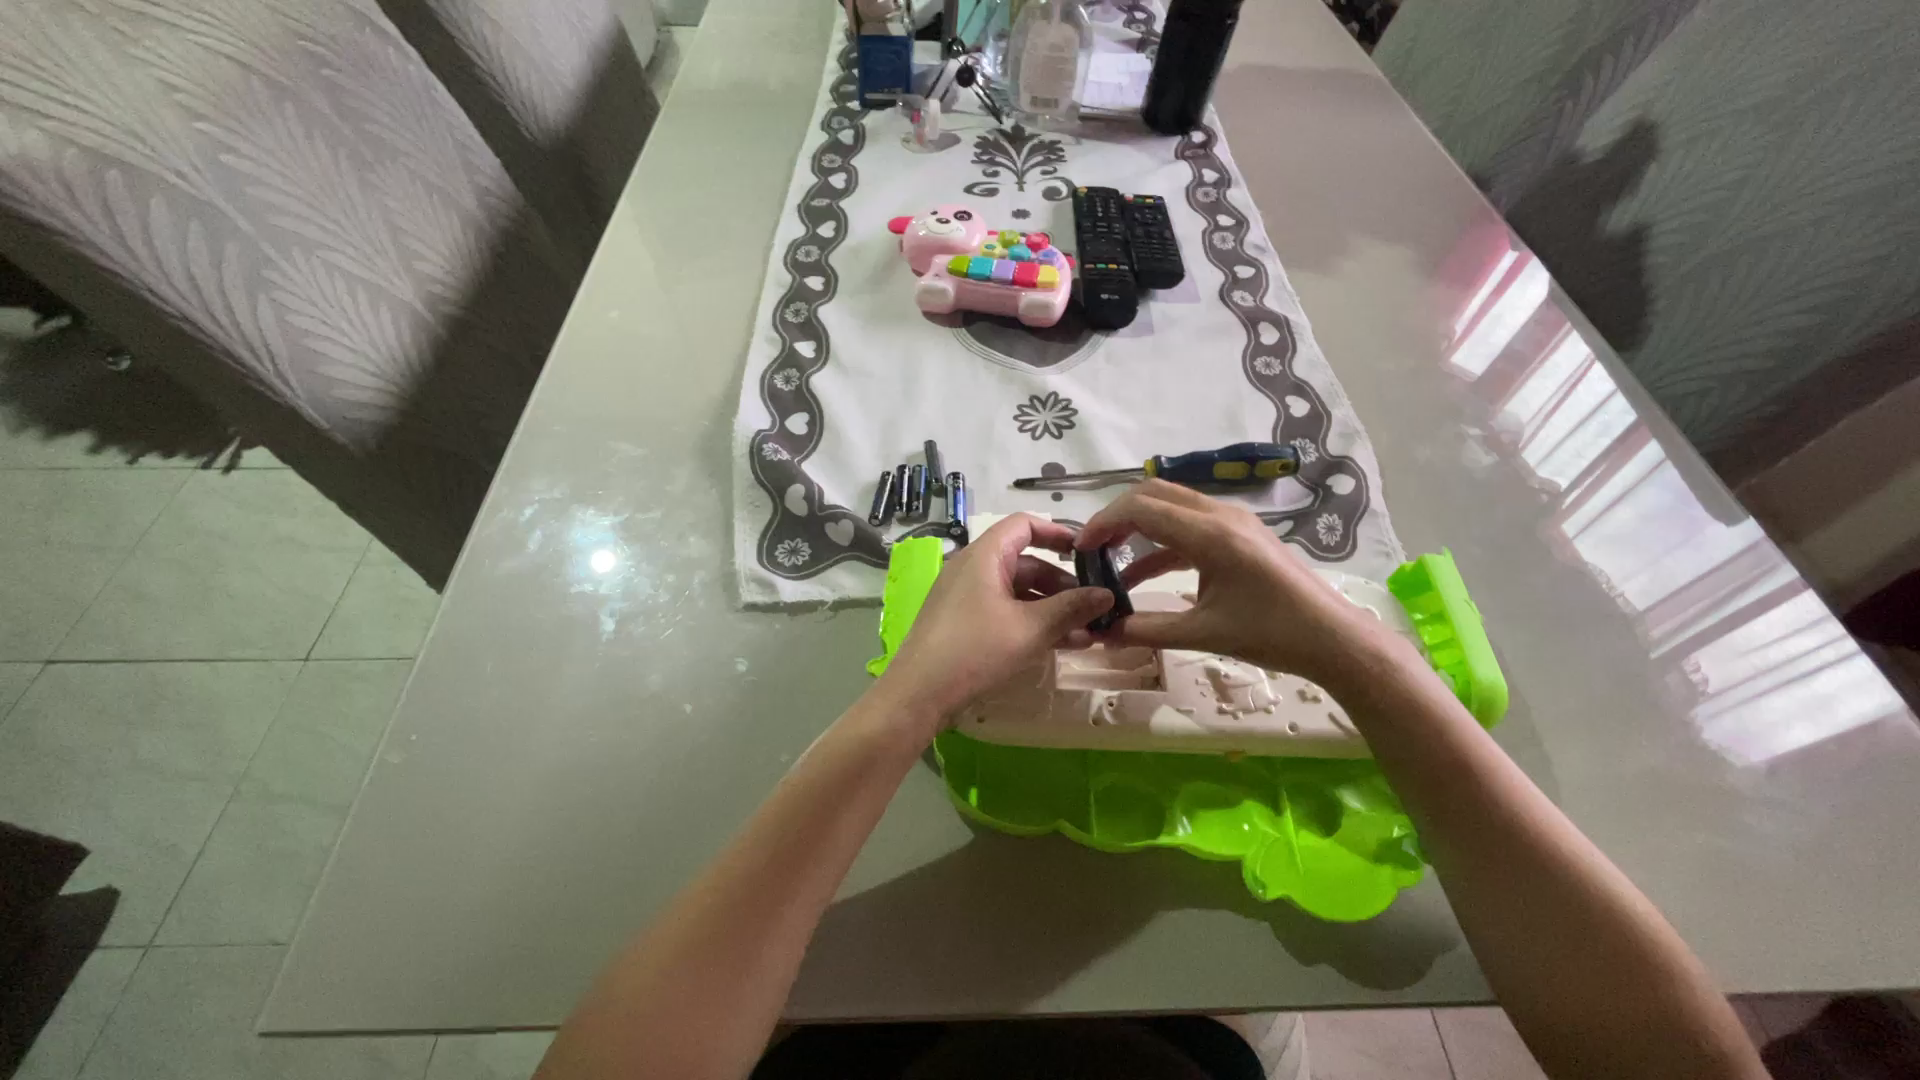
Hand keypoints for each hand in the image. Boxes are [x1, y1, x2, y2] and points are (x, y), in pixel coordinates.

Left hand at [876, 514, 1113, 735]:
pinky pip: (1006, 613)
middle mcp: (974, 569)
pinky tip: (1060, 645)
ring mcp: (967, 598)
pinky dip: (1032, 624)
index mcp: (984, 556)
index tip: (1088, 553)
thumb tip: (1107, 594)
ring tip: (1087, 634)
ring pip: (1018, 593)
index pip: (1024, 525)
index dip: (1058, 534)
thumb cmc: (974, 650)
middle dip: (1064, 585)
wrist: (918, 694)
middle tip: (1096, 608)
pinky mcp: (965, 624)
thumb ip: (1071, 609)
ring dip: (1052, 610)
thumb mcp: (1030, 629)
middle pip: (1026, 563)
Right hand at [1077, 480, 1406, 690]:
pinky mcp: (1239, 535)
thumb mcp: (1203, 633)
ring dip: (1137, 527)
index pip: (1142, 509)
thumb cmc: (1271, 634)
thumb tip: (1103, 632)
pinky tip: (1140, 574)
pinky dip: (1160, 543)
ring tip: (1109, 561)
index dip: (1104, 524)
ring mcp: (1232, 522)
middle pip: (1153, 495)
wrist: (1332, 638)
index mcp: (1210, 535)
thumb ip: (1147, 629)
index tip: (1080, 550)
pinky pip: (1188, 526)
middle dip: (1116, 517)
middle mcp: (1220, 516)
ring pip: (1171, 506)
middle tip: (1091, 549)